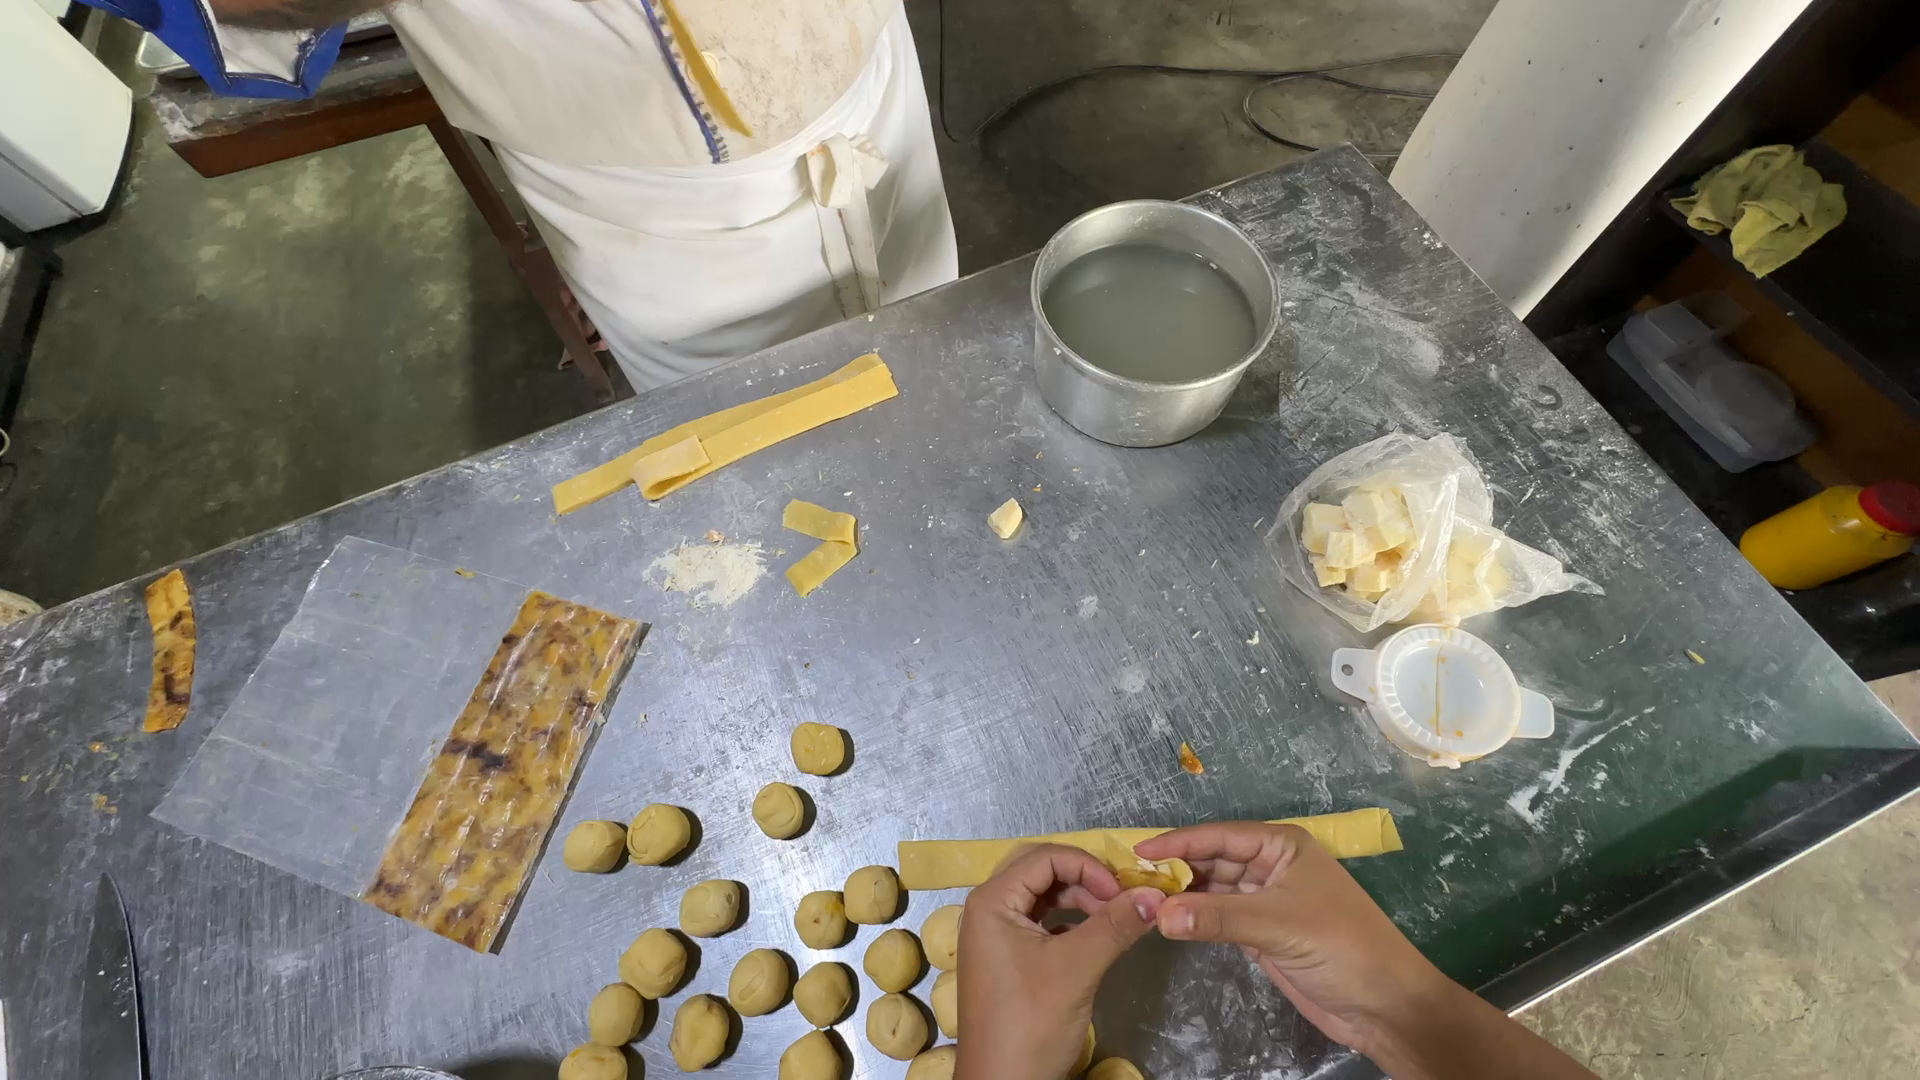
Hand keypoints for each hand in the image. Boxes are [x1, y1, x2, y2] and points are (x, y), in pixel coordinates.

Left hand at [954, 844, 1164, 1079]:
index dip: (1086, 866)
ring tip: (1113, 917)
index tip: (1121, 892)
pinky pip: (1038, 920)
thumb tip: (1156, 895)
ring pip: (1041, 894)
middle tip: (1119, 897)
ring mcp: (994, 931)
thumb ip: (1115, 926)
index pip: (1044, 857)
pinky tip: (1093, 934)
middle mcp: (988, 906)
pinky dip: (1067, 920)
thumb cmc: (1030, 1024)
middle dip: (1082, 877)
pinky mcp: (1006, 955)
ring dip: (1077, 898)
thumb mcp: (1076, 970)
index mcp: (992, 899)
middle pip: (1040, 869)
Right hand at [1134, 822, 1446, 1055]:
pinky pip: (1219, 915)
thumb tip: (1159, 914)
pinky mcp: (1261, 931)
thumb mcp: (1278, 925)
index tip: (1139, 851)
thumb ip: (1216, 918)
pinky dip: (1195, 917)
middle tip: (1134, 878)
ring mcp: (1265, 898)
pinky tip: (1171, 919)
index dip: (1179, 842)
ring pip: (1213, 887)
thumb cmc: (1342, 947)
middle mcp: (1270, 865)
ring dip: (1183, 894)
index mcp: (1280, 846)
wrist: (1387, 1008)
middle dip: (1177, 867)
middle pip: (1213, 859)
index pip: (1219, 836)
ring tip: (1144, 899)